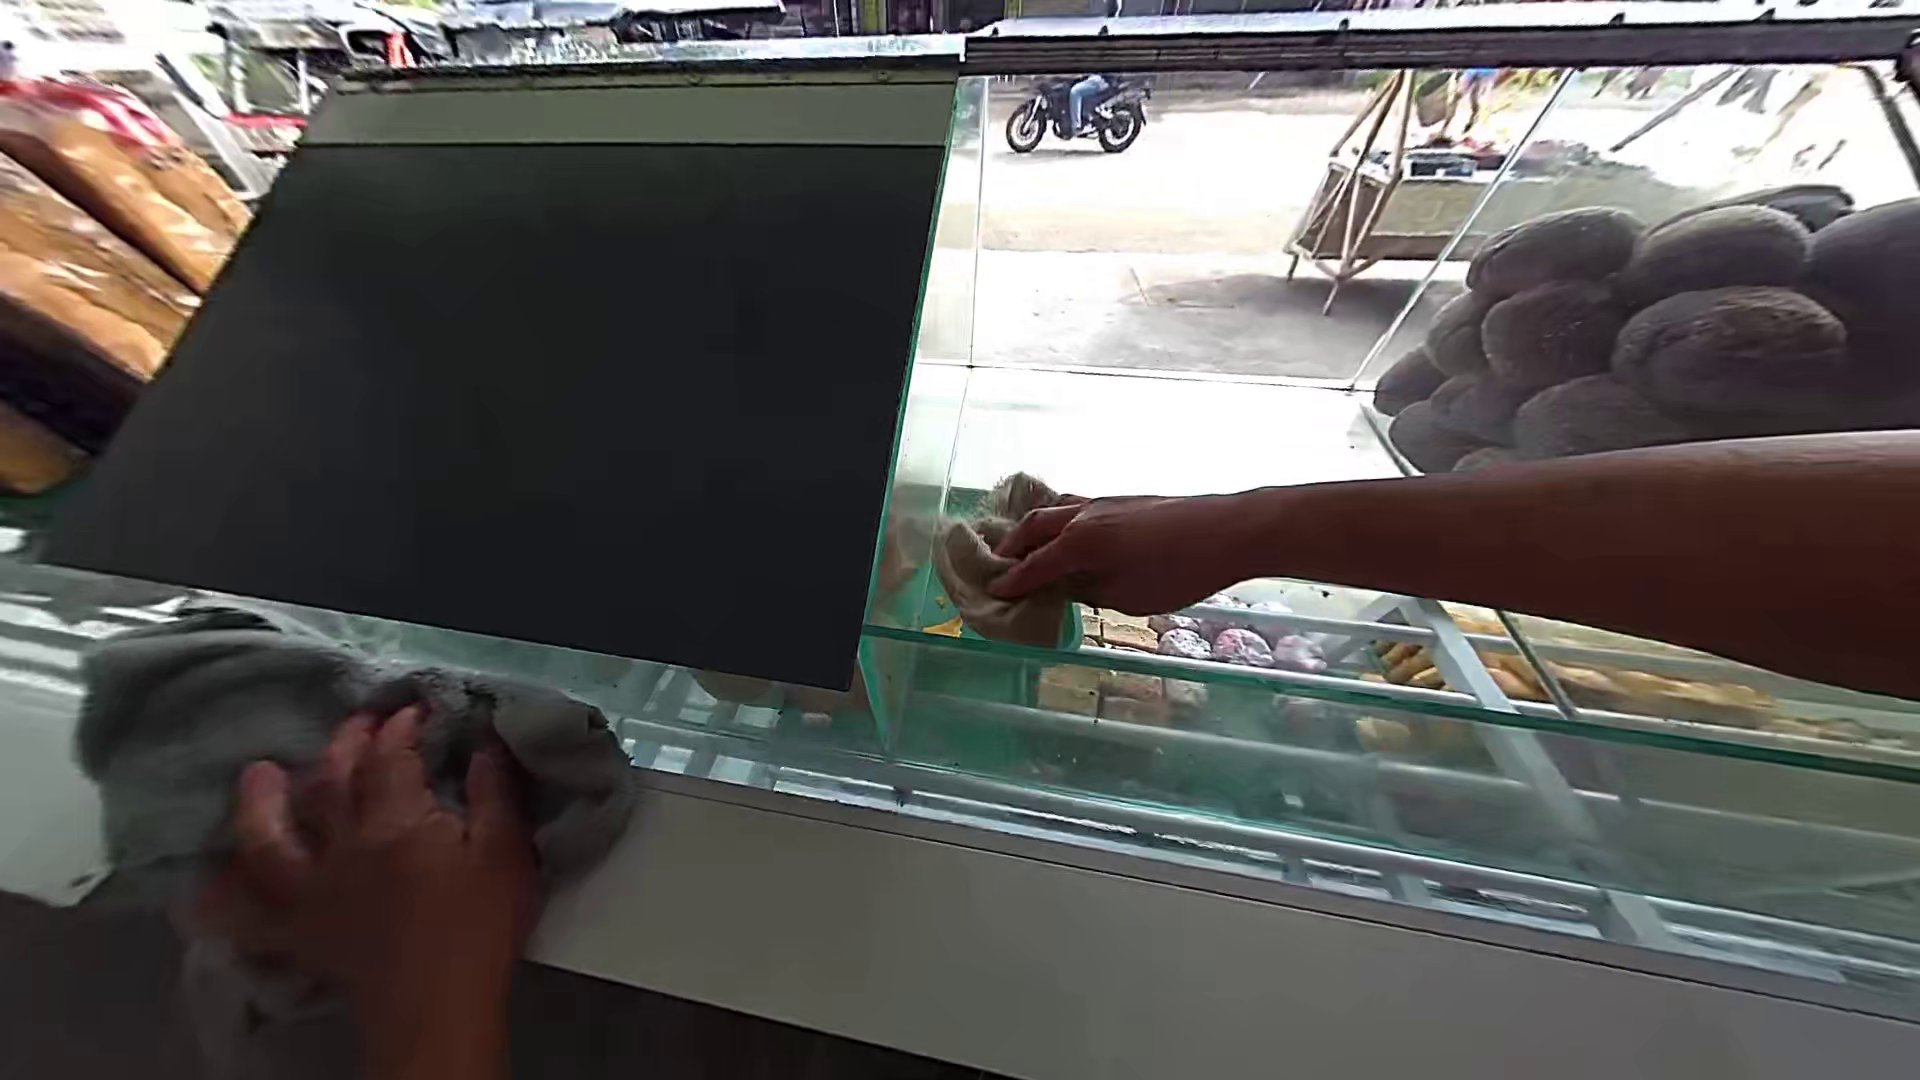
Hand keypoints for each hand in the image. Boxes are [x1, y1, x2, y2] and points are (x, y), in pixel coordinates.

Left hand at [199, 706, 535, 1079]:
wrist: (439, 1000)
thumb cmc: (482, 917)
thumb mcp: (506, 846)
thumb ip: (495, 791)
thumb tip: (487, 744)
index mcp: (395, 826)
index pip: (387, 760)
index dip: (399, 727)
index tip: (418, 707)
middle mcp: (340, 851)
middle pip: (328, 785)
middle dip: (345, 745)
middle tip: (363, 721)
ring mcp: (307, 894)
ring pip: (266, 840)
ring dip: (261, 802)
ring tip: (261, 773)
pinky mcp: (295, 933)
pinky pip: (240, 912)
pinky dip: (221, 891)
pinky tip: (220, 874)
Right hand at [988, 493, 1260, 613]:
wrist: (1229, 531)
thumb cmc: (1178, 571)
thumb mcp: (1127, 596)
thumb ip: (1087, 590)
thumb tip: (1063, 586)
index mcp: (1079, 542)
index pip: (1034, 565)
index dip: (1013, 581)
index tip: (994, 592)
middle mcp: (1082, 516)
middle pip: (1034, 527)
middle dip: (1013, 547)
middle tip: (1001, 566)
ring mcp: (1102, 503)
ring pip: (1053, 511)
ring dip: (1034, 529)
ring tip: (1028, 547)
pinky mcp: (1121, 500)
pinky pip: (1074, 507)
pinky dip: (1057, 521)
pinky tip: (1068, 535)